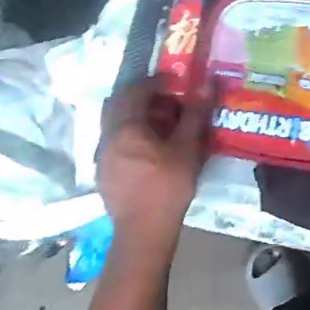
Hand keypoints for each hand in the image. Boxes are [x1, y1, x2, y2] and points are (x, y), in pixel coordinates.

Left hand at [98, 78, 207, 265]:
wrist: (143, 230)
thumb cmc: (168, 185)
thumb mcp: (187, 147)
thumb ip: (195, 114)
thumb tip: (206, 83)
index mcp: (125, 127)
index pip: (134, 90)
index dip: (156, 80)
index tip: (177, 79)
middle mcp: (107, 137)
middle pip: (119, 104)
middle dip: (144, 96)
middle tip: (171, 99)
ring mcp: (103, 155)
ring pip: (117, 124)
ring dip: (140, 116)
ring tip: (168, 124)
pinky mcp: (106, 171)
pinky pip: (118, 141)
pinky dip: (135, 134)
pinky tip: (155, 149)